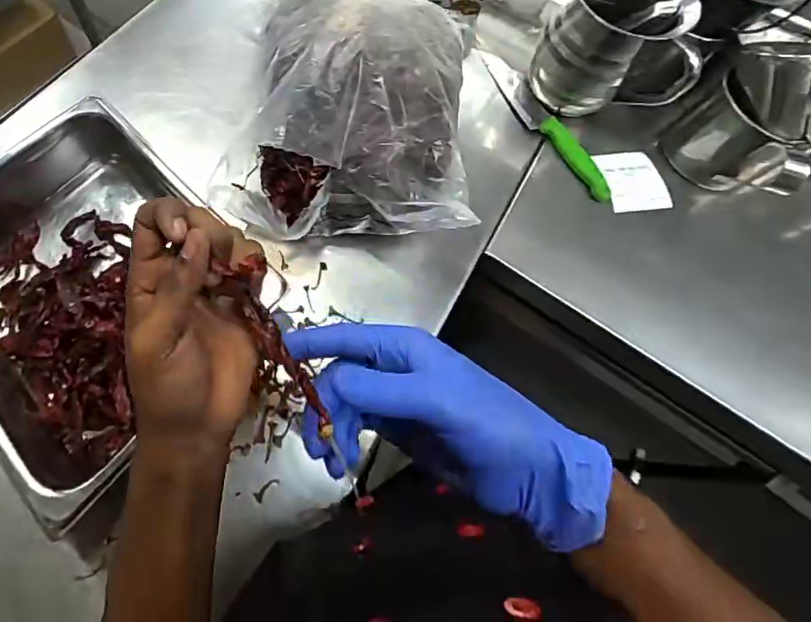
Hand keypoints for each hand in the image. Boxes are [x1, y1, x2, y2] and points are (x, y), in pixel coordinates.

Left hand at [125, 199, 260, 458]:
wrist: (197, 430)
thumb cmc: (164, 386)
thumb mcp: (157, 337)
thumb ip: (176, 287)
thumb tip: (194, 236)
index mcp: (149, 274)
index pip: (150, 220)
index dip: (167, 213)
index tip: (185, 233)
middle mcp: (180, 270)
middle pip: (193, 219)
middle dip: (207, 229)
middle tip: (215, 267)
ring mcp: (212, 283)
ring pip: (225, 237)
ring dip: (232, 248)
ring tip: (229, 283)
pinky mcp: (242, 300)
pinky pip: (251, 265)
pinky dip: (254, 266)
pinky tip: (248, 291)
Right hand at [284, 323, 612, 552]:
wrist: (532, 473)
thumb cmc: (488, 422)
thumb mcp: (433, 400)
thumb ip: (378, 389)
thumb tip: (328, 383)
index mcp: (401, 347)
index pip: (345, 337)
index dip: (311, 342)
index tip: (278, 351)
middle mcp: (392, 367)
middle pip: (339, 377)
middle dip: (322, 405)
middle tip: (314, 442)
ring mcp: (394, 398)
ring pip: (343, 403)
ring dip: (329, 429)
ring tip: (328, 462)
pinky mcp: (397, 428)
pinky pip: (356, 426)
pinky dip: (342, 441)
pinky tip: (340, 463)